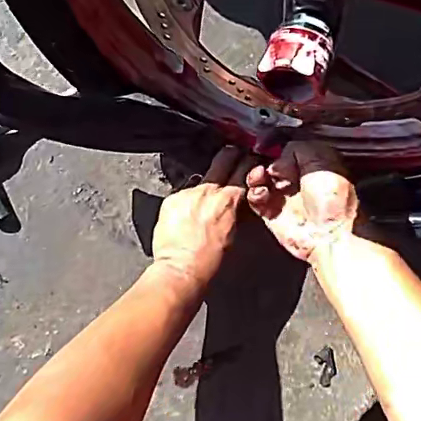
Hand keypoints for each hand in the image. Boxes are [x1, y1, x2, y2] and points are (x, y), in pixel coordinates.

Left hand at [149, 146, 247, 290]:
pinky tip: (188, 208)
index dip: (248, 165)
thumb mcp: (233, 234)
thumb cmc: (208, 261)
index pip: (243, 172)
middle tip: (234, 151)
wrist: (180, 268)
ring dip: (208, 179)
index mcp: (228, 200)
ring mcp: (188, 193)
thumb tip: (235, 206)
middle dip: (231, 155)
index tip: (249, 161)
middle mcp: (208, 191)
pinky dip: (187, 197)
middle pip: (223, 161)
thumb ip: (235, 213)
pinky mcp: (171, 199)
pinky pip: (183, 192)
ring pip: (202, 177)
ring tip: (209, 189)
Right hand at [245, 141, 358, 267]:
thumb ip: (298, 148)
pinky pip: (256, 199)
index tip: (270, 144)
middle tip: (269, 164)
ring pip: (261, 179)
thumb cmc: (333, 200)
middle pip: (272, 162)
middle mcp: (299, 180)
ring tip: (259, 175)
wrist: (329, 235)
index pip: (290, 147)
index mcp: (315, 164)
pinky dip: (254, 193)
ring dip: (256, 175)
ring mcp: (285, 197)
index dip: (279, 145)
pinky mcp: (273, 213)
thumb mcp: (321, 159)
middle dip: (266, 160)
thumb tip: (279, 155)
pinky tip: (260, 192)